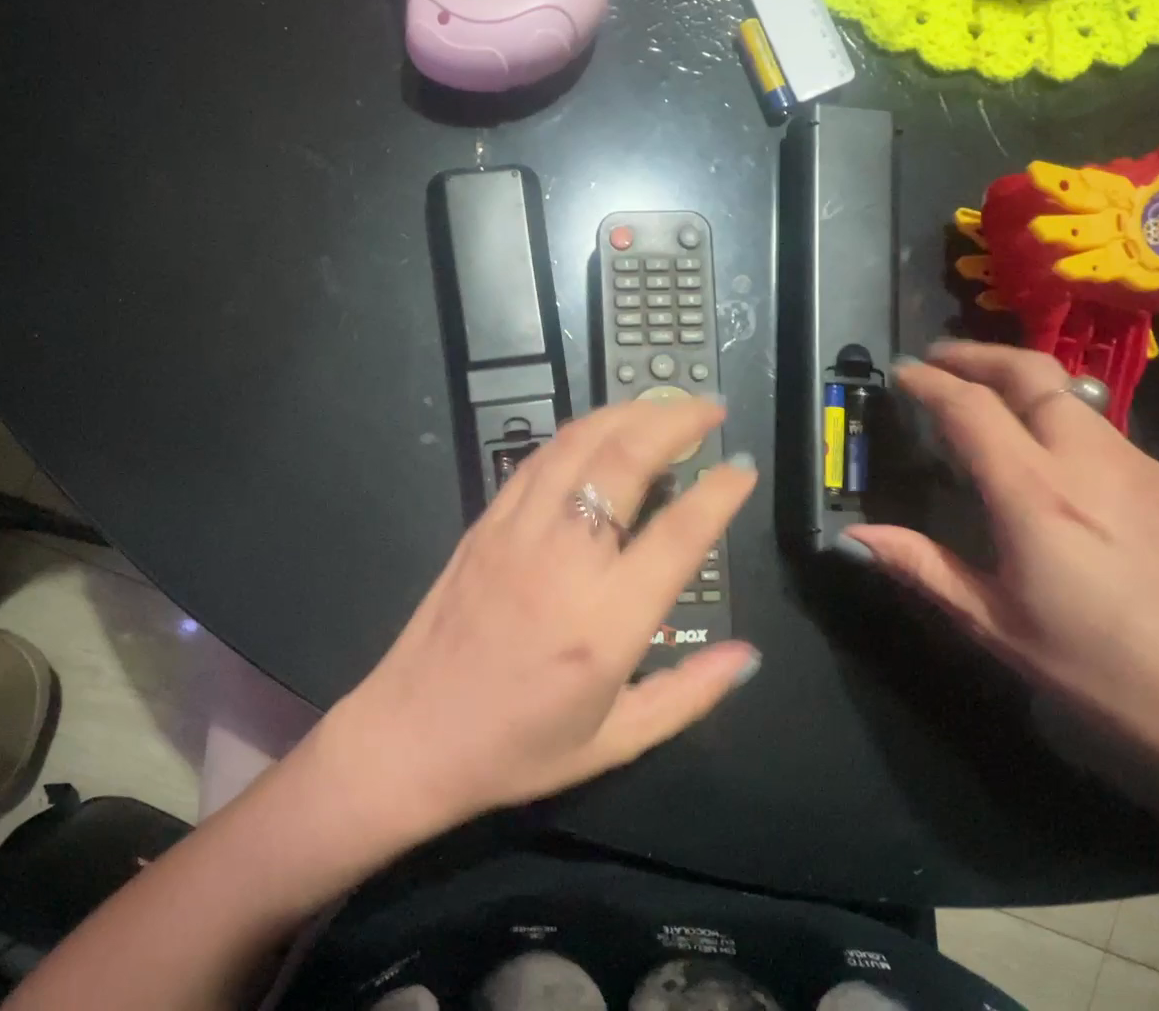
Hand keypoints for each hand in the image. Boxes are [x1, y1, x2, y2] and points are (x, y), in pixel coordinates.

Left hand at [317, 397, 759, 834]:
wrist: (410, 738)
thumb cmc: (517, 750)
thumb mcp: (616, 742)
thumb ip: (689, 694)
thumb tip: (748, 656)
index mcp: (606, 623)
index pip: (679, 533)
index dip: (720, 492)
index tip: (744, 468)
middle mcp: (563, 562)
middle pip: (625, 460)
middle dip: (676, 420)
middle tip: (711, 410)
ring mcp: (516, 536)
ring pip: (576, 446)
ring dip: (626, 414)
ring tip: (662, 408)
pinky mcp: (483, 528)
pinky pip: (535, 462)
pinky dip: (577, 436)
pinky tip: (599, 434)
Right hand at [845, 341, 1158, 822]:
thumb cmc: (1099, 671)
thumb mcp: (995, 624)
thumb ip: (921, 567)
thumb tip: (853, 537)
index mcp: (1036, 494)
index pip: (971, 409)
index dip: (928, 383)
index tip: (898, 373)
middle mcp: (1089, 461)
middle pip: (1031, 374)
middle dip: (978, 354)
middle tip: (936, 358)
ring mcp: (1136, 467)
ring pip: (1070, 392)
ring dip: (1018, 376)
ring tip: (980, 392)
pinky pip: (1097, 421)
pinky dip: (1053, 407)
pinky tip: (1038, 442)